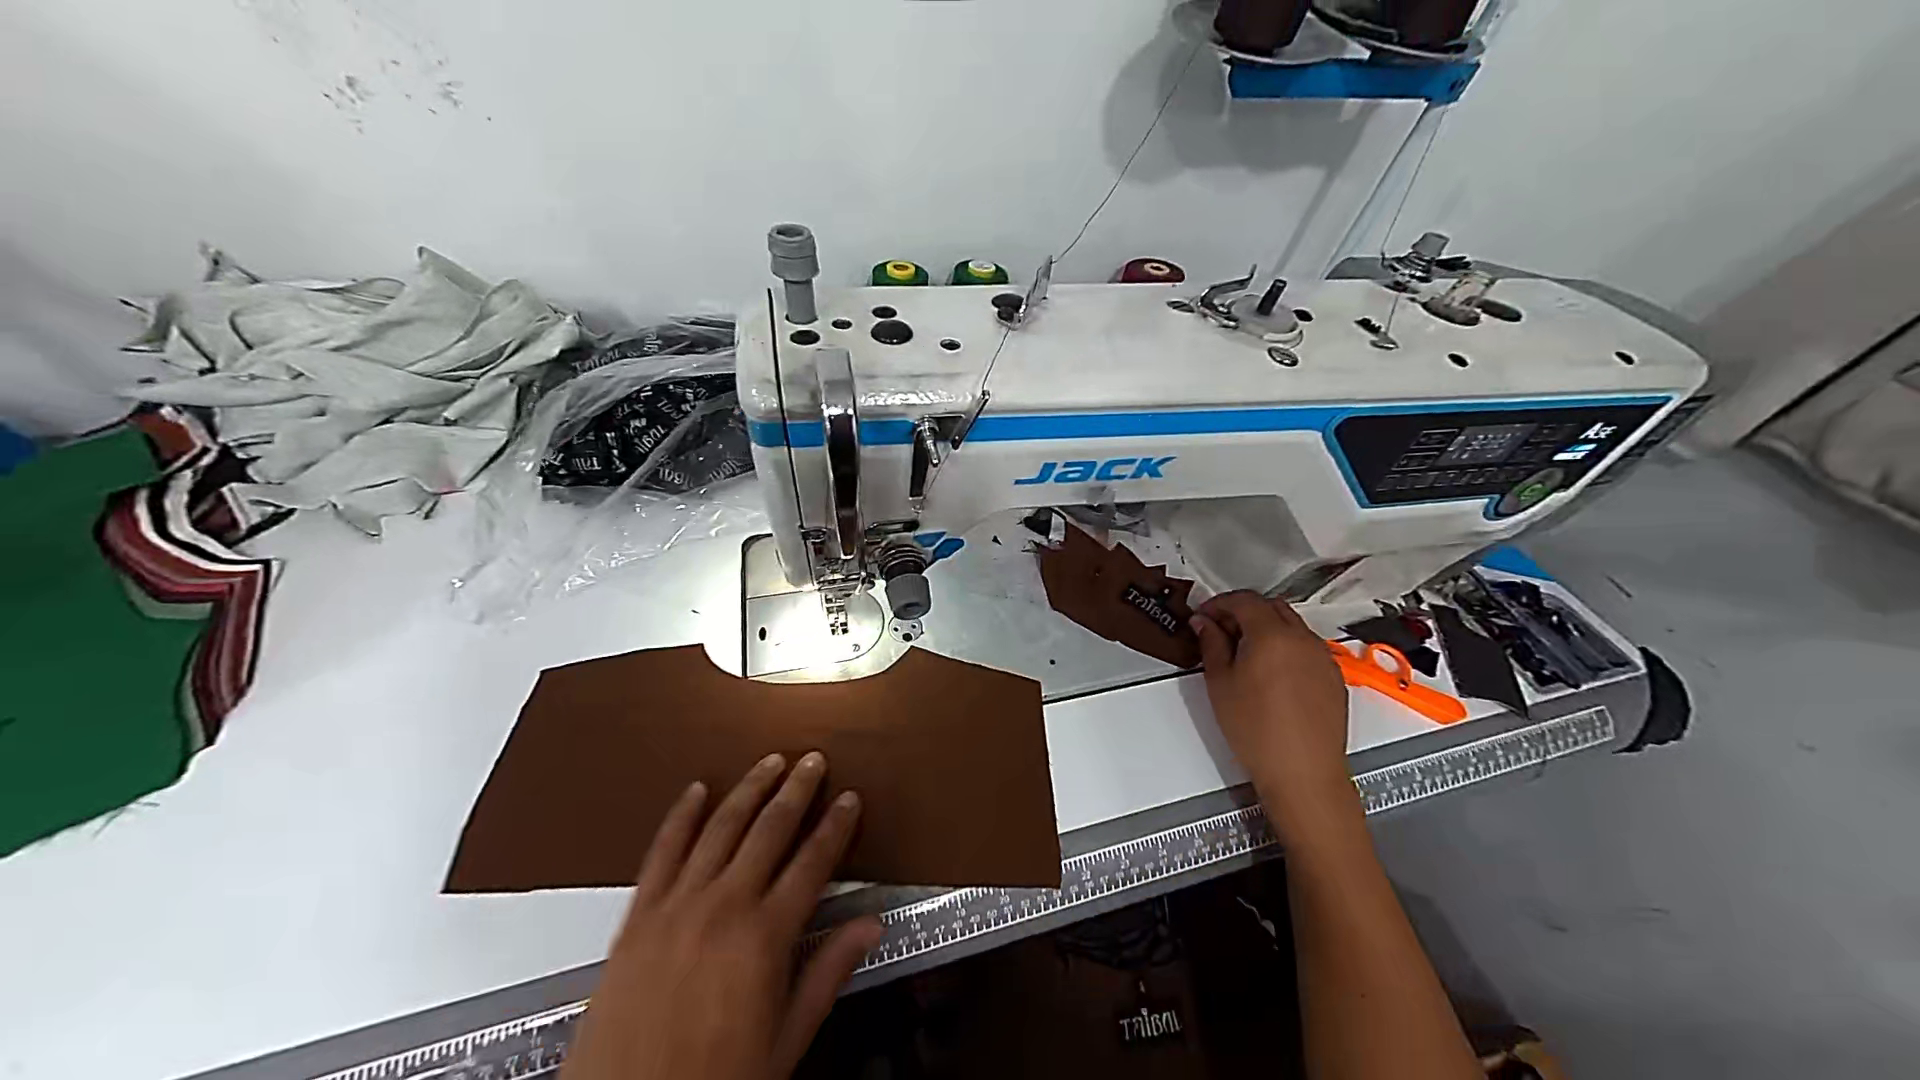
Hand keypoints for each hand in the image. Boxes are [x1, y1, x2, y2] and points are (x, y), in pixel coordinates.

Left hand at [561, 752, 884, 1079]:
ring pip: (721, 826)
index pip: (813, 862)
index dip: (835, 826)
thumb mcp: (786, 1039)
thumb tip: (869, 929)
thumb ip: (828, 973)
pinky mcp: (638, 916)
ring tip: (770, 763)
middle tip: (813, 762)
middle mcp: (723, 907)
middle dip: (797, 790)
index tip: (848, 800)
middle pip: (770, 829)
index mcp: (764, 937)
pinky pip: (662, 850)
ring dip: (749, 789)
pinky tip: (696, 791)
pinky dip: (681, 815)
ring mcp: (677, 906)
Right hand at [1190, 591, 1359, 843]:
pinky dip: (1286, 647)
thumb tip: (1206, 625)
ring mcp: (1322, 657)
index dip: (1219, 603)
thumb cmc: (1261, 733)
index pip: (1244, 600)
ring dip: (1266, 627)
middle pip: (1270, 606)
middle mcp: (1303, 640)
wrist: (1302, 772)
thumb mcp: (1220, 683)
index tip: (1205, 614)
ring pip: (1291, 625)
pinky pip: (1307, 647)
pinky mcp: (1332, 676)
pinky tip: (1268, 671)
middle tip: (1220, 629)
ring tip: (1242, 652)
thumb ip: (1211, 644)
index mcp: (1272, 635)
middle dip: (1243, 611)